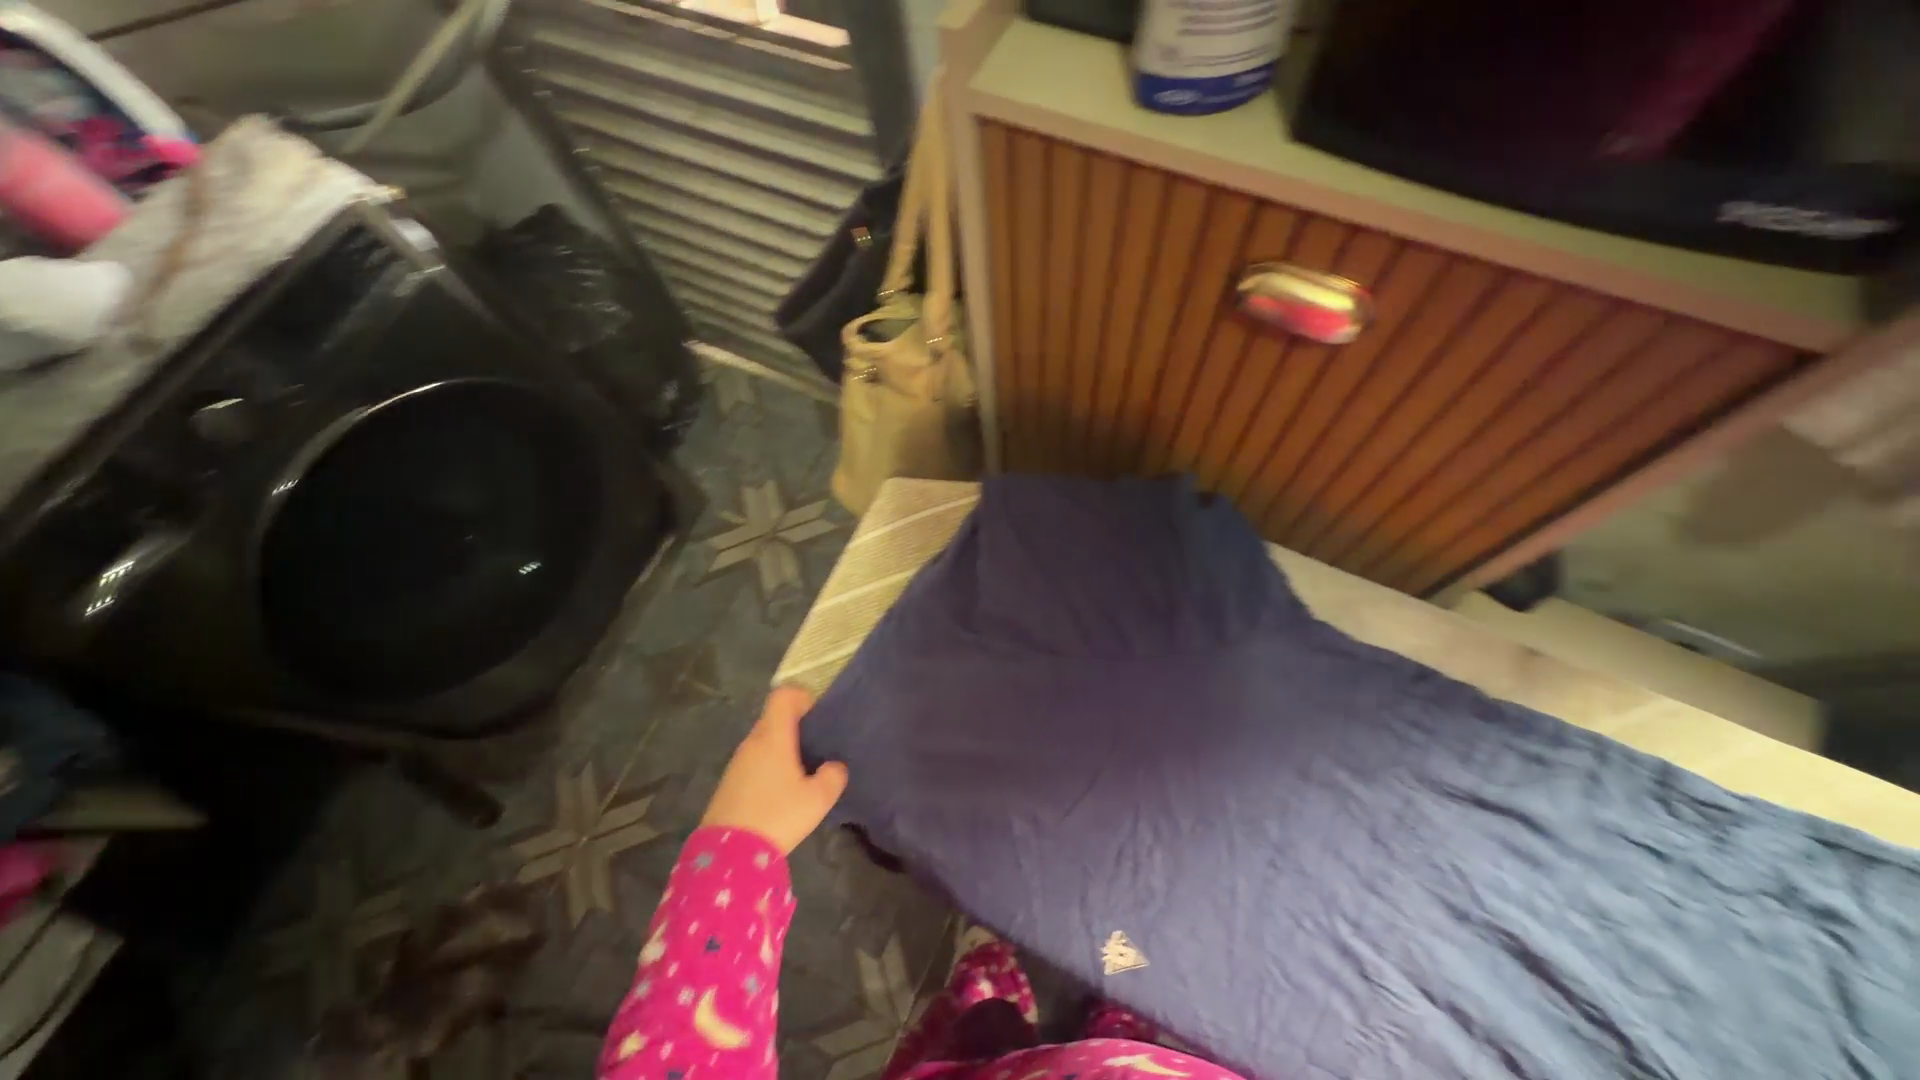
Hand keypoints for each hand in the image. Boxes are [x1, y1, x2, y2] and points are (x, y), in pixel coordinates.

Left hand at [700, 685, 848, 853]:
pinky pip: (754, 760)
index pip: (783, 696)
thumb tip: (834, 766)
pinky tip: (781, 791)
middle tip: (818, 746)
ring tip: (803, 771)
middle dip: (796, 725)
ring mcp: (737, 763)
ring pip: (763, 741)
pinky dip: (769, 765)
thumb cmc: (778, 816)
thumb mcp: (818, 799)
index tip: (818, 715)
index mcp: (773, 738)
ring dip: (782, 747)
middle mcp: (752, 743)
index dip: (802, 697)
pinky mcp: (729, 783)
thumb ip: (833, 776)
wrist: (729, 854)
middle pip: (773, 718)